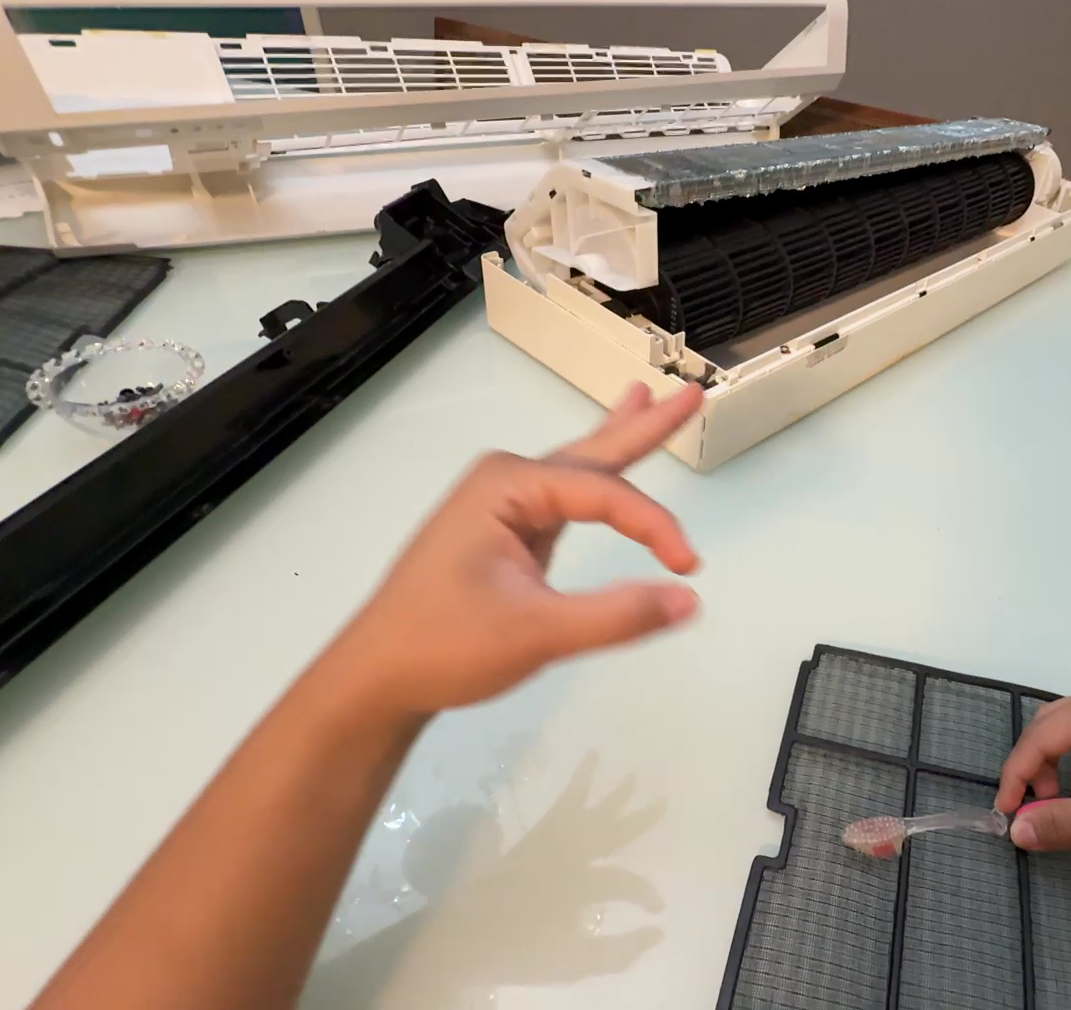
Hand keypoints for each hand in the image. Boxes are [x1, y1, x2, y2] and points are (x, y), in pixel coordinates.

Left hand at [327, 381, 704, 716]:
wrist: (377, 678)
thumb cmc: (443, 647)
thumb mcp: (536, 633)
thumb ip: (617, 616)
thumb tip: (690, 600)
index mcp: (509, 485)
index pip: (607, 495)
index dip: (656, 527)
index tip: (687, 567)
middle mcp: (507, 480)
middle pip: (595, 451)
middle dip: (645, 425)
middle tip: (693, 393)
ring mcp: (507, 504)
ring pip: (583, 467)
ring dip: (621, 438)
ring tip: (650, 398)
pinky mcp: (511, 529)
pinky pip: (570, 495)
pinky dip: (601, 479)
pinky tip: (610, 457)